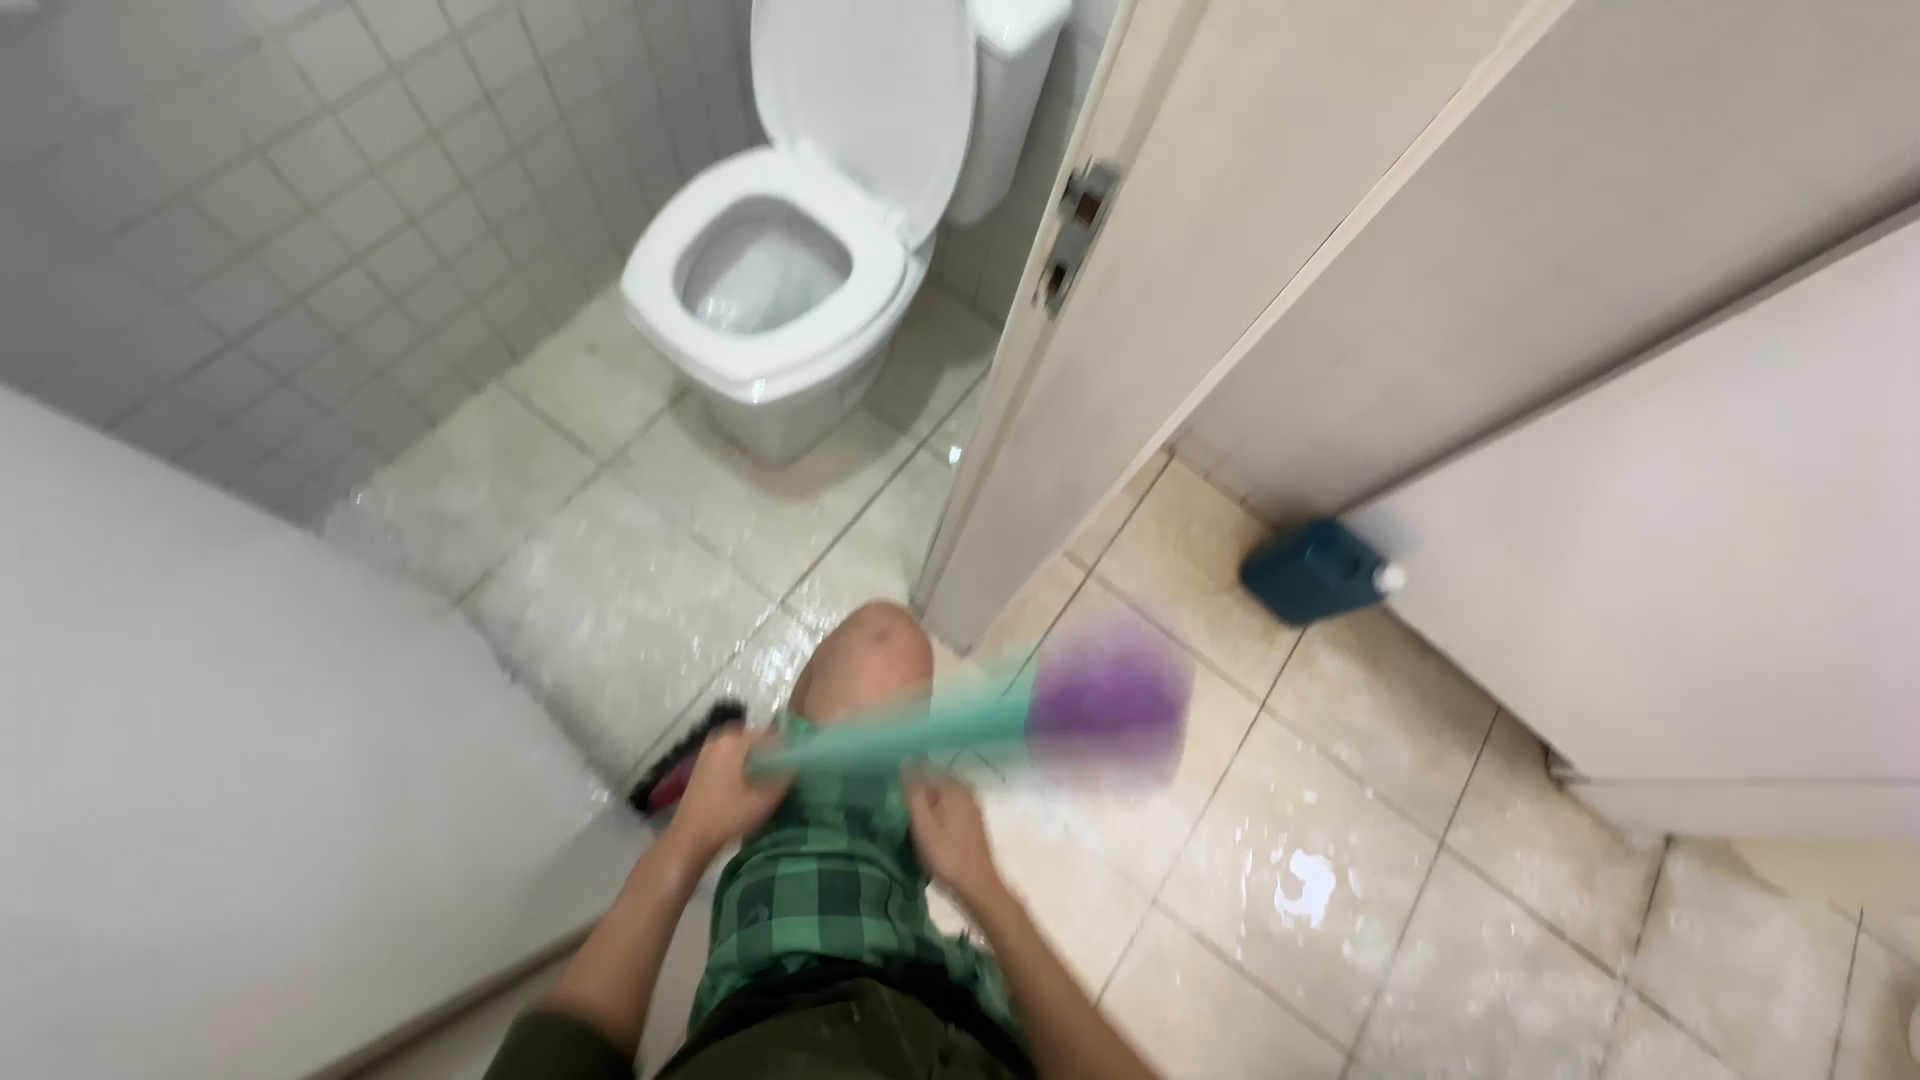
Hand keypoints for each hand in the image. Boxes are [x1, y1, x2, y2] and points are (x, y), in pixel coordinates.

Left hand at [664, 726, 789, 863]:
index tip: (799, 760)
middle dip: (769, 748)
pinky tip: (749, 781)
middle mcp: (719, 740)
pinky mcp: (701, 767)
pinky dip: (740, 762)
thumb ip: (784, 778)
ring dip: (754, 756)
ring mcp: (707, 753)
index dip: (786, 747)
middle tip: (784, 764)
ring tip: (769, 773)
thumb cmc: (728, 816)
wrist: (689, 839)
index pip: (769, 736)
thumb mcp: (764, 799)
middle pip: (753, 738)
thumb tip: (798, 765)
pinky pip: (728, 756)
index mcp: (733, 742)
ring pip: (739, 747)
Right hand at [905, 770, 1004, 907]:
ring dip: (926, 804)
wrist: (977, 885)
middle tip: (898, 806)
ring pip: (942, 797)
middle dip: (917, 790)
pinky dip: (937, 814)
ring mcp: (972, 807)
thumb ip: (914, 794)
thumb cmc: (946, 856)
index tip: (891, 790)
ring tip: (909, 818)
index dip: (907, 777)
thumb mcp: (923, 825)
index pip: (925, 770)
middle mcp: (965, 791)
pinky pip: (949, 809)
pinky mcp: (973, 822)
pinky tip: (927, 828)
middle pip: (935, 783)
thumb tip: (905, 764)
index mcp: (954, 787)